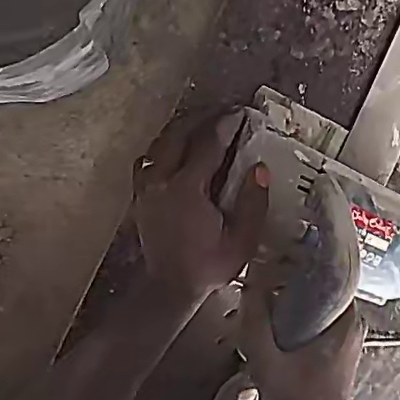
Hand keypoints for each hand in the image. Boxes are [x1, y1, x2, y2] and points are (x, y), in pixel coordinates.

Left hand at [133, 112, 269, 304]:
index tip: (241, 114)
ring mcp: (146, 187)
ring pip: (161, 143)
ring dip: (182, 128)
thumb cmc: (210, 266)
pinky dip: (163, 146)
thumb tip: (259, 168)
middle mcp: (162, 181)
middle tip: (224, 112)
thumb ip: (252, 203)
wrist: (171, 287)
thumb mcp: (242, 240)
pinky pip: (148, 159)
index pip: (208, 145)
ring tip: (203, 122)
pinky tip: (175, 148)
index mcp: (187, 190)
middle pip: (179, 134)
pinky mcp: (140, 195)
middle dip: (203, 118)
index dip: (226, 125)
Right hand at [238, 260, 364, 399]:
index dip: (300, 259)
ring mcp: (349, 333)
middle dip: (292, 279)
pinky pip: (319, 316)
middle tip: (264, 275)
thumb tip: (251, 282)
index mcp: (344, 319)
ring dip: (293, 298)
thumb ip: (255, 319)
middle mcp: (352, 321)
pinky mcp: (340, 344)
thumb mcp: (266, 358)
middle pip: (322, 284)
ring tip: (266, 296)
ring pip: (319, 300)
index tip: (277, 254)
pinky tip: (277, 318)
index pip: (328, 270)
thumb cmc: (298, 399)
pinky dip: (299, 313)